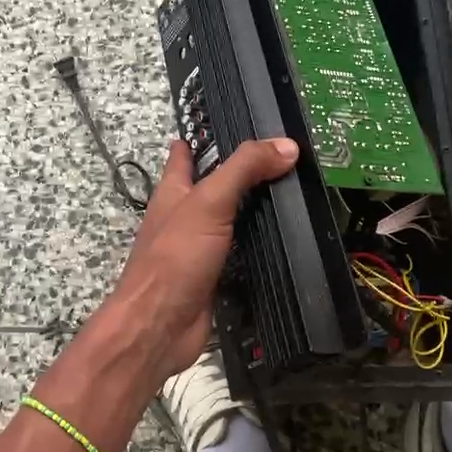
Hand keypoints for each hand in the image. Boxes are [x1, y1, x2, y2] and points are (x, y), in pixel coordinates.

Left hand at [102, 136, 299, 383]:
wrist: (159, 326)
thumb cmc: (175, 256)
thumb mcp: (209, 202)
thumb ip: (244, 170)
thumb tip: (287, 145)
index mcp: (172, 192)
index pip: (184, 156)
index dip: (199, 139)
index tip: (228, 125)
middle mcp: (183, 217)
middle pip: (211, 188)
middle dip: (238, 174)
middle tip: (281, 159)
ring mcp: (197, 249)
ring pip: (228, 221)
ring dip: (253, 210)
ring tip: (292, 194)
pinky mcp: (213, 278)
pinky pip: (240, 254)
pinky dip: (259, 246)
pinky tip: (284, 242)